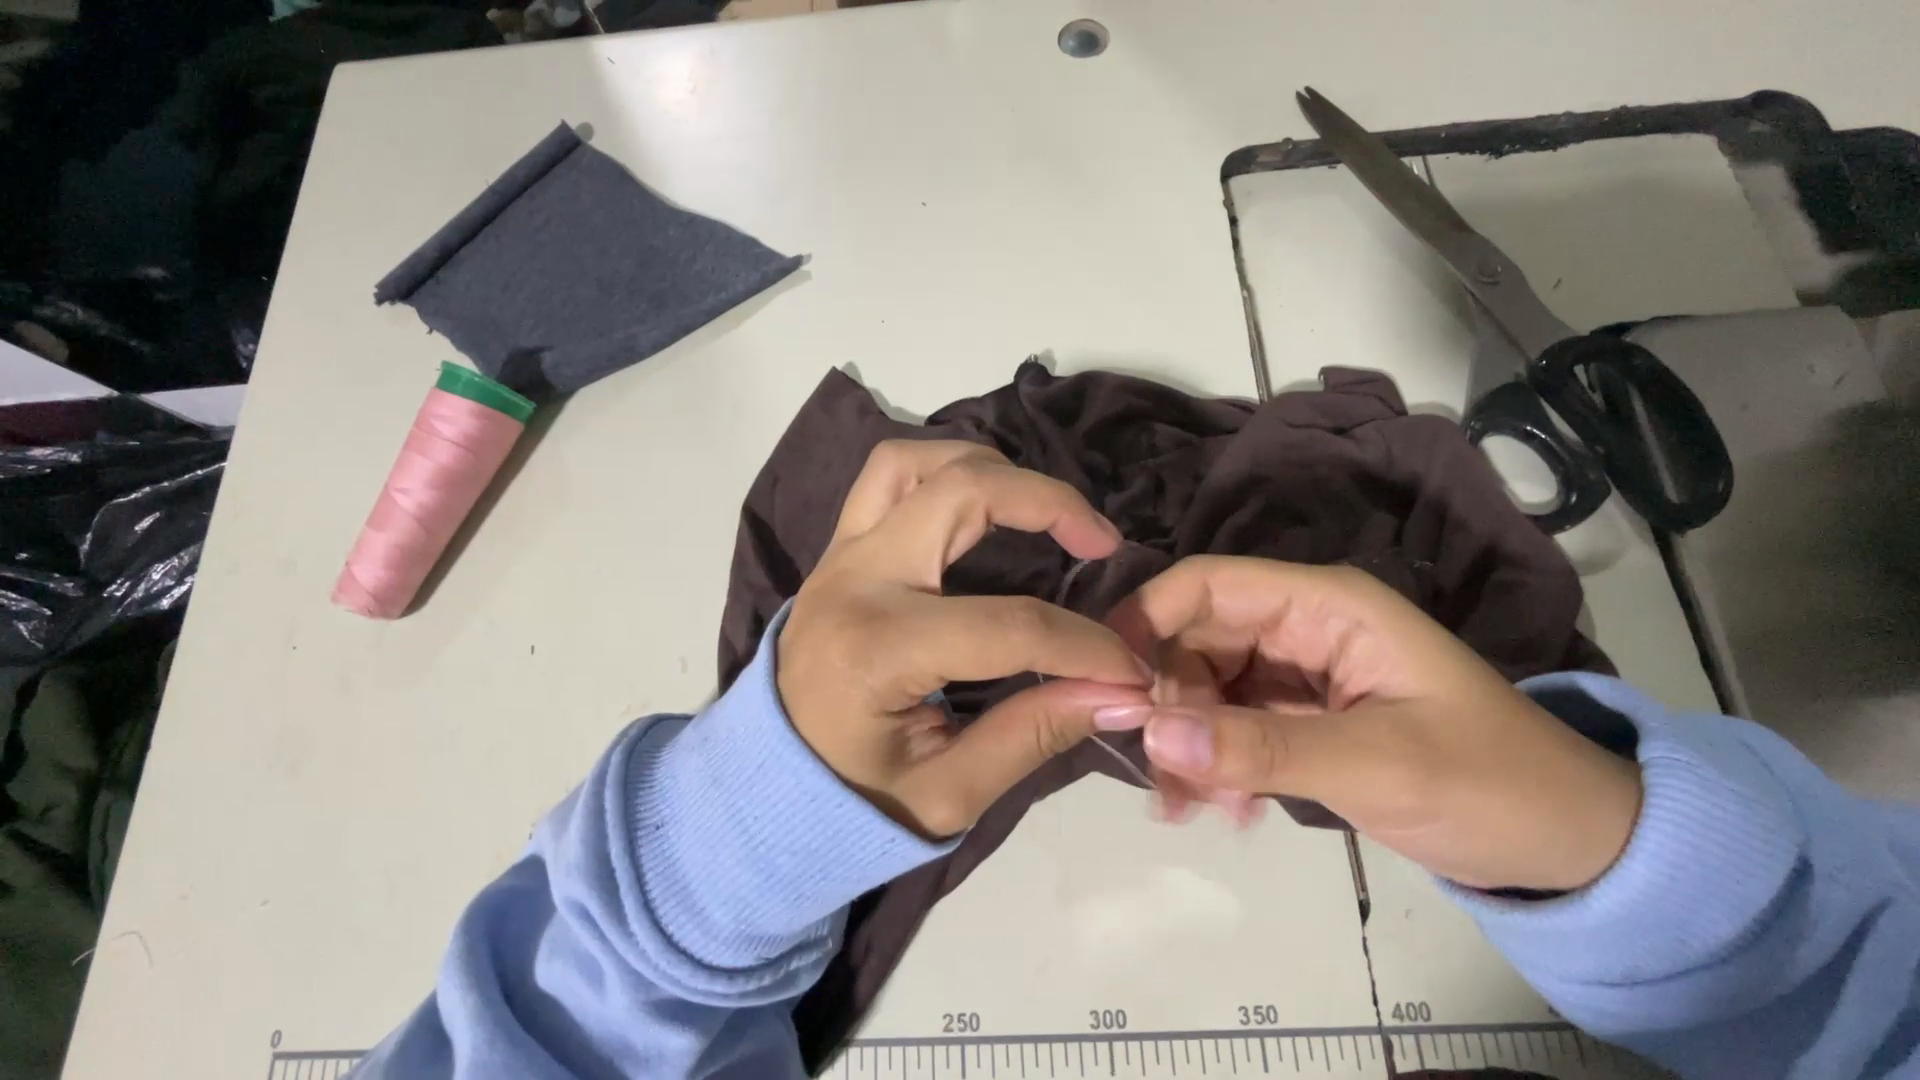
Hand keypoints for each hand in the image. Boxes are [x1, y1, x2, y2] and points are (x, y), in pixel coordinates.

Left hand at [778, 440, 1152, 838]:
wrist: (765, 790)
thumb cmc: (854, 804)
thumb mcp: (948, 794)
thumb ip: (1033, 736)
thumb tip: (1123, 693)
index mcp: (877, 650)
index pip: (1008, 624)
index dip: (1086, 645)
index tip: (1132, 669)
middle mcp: (853, 580)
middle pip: (960, 492)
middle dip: (1048, 502)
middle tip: (1102, 542)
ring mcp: (838, 556)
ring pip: (914, 462)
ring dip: (990, 468)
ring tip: (1043, 511)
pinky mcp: (838, 552)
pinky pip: (888, 477)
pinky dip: (945, 472)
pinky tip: (985, 506)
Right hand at [1102, 556, 1641, 890]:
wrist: (1570, 844)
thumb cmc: (1489, 784)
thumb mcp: (1377, 765)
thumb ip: (1261, 747)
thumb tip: (1148, 733)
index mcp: (1324, 604)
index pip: (1207, 584)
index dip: (1147, 620)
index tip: (1108, 687)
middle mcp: (1300, 626)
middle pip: (1193, 638)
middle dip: (1164, 701)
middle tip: (1157, 773)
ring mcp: (1296, 673)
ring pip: (1202, 687)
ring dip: (1184, 742)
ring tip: (1189, 809)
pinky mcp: (1296, 717)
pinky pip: (1227, 726)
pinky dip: (1211, 764)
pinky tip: (1222, 810)